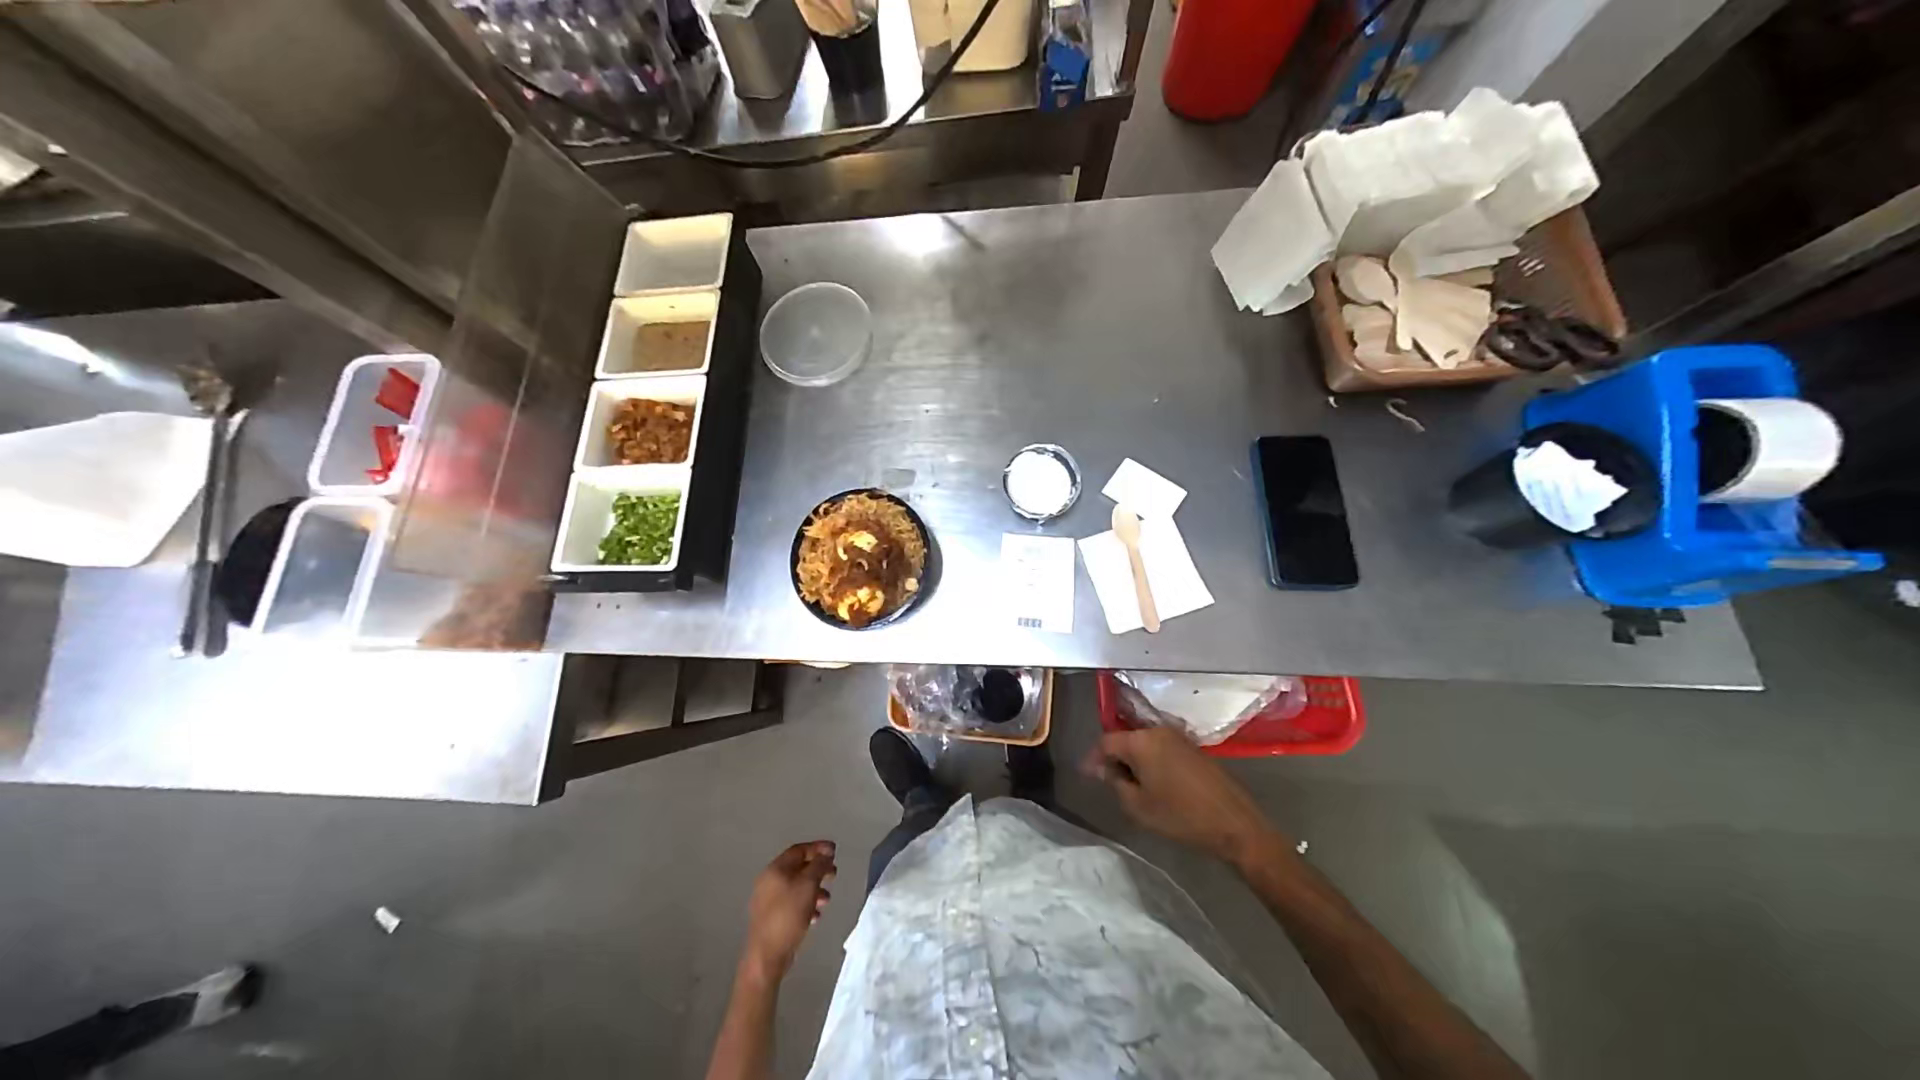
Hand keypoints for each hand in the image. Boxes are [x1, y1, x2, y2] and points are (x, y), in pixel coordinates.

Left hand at [742, 841, 835, 978]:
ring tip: (827, 899)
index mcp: (775, 870)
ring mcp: (767, 901)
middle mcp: (768, 882)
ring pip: (796, 887)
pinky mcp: (770, 919)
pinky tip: (815, 916)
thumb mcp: (809, 885)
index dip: (818, 847)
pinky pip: (791, 904)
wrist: (767, 955)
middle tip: (833, 873)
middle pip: (797, 868)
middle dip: (817, 869)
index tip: (834, 850)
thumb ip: (819, 866)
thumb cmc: (788, 915)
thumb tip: (825, 855)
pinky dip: (805, 905)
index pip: (799, 850)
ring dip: (813, 889)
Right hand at [1083, 727, 1287, 867]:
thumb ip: (1114, 782)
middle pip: (1126, 739)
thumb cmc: (1181, 816)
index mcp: (1141, 741)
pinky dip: (1151, 762)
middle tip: (1107, 781)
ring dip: (1134, 760)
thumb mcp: (1138, 805)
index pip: (1106, 741)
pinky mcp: (1194, 749)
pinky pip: (1162, 749)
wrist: (1234, 824)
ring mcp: (1179, 738)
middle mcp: (1159, 731)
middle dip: (1114, 758)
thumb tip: (1102, 768)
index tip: (1086, 775)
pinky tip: (1153, 783)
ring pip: (1144, 744)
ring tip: (1130, 785)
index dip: (1093, 758)